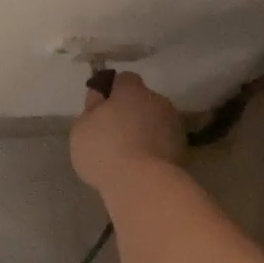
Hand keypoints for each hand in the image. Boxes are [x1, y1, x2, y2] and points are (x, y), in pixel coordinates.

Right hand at [70, 71, 182, 192]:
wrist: (141, 183)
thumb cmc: (104, 151)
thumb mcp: (81, 129)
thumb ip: (90, 108)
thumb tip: (99, 96)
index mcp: (131, 91)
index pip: (124, 79)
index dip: (113, 91)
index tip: (102, 108)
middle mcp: (157, 100)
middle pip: (143, 100)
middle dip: (131, 111)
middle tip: (114, 133)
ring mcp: (174, 124)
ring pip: (156, 121)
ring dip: (145, 130)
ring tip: (130, 153)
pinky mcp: (183, 147)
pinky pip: (164, 141)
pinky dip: (155, 148)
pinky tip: (142, 165)